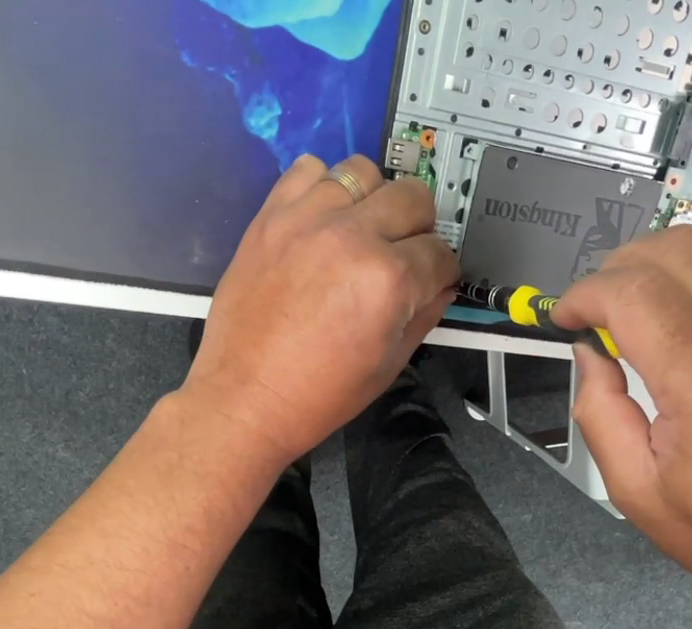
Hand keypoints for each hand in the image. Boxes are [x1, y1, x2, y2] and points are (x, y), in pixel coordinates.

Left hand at [181, 155, 459, 464]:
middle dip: (420, 227)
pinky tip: (324, 219)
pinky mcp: (271, 217)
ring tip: (364, 230)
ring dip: (374, 199)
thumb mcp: (389, 364)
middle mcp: (352, 238)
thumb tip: (440, 287)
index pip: (441, 253)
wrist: (248, 397)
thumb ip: (424, 315)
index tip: (435, 279)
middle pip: (413, 197)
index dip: (444, 271)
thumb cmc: (318, 393)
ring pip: (363, 171)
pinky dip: (324, 186)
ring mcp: (307, 220)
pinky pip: (308, 169)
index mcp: (388, 280)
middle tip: (406, 253)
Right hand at [552, 226, 691, 618]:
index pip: (636, 295)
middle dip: (620, 267)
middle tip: (593, 309)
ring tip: (630, 312)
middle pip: (679, 251)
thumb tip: (590, 351)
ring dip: (660, 268)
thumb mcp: (633, 489)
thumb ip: (599, 411)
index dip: (586, 294)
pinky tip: (677, 324)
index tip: (563, 318)